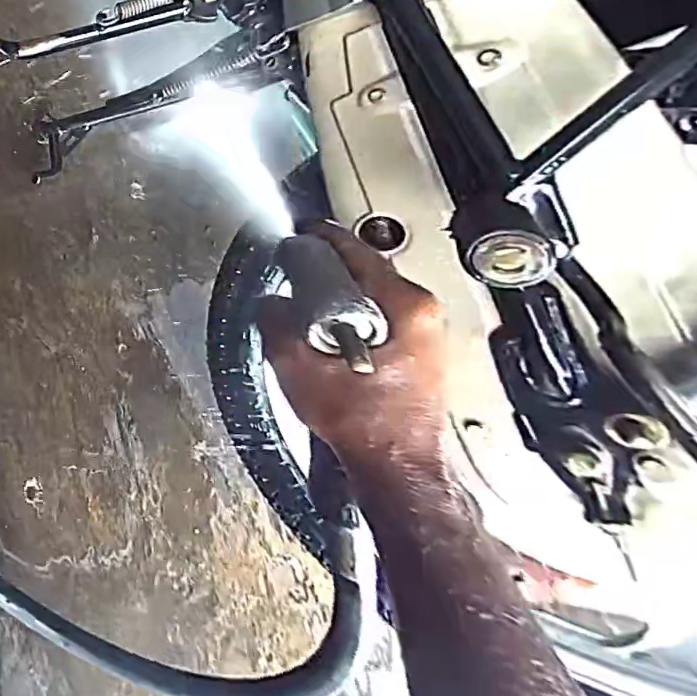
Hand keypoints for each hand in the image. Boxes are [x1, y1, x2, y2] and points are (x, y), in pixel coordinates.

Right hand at [256, 223, 449, 475]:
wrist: (394, 465)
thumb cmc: (364, 425)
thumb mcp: (298, 368)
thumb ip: (277, 324)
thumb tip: (270, 303)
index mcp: (404, 308)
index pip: (359, 251)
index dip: (323, 238)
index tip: (303, 230)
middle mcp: (424, 315)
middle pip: (367, 270)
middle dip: (327, 267)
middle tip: (294, 268)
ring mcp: (426, 334)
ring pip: (371, 294)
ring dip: (337, 293)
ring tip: (304, 304)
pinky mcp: (419, 351)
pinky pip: (378, 314)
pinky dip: (349, 313)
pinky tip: (325, 333)